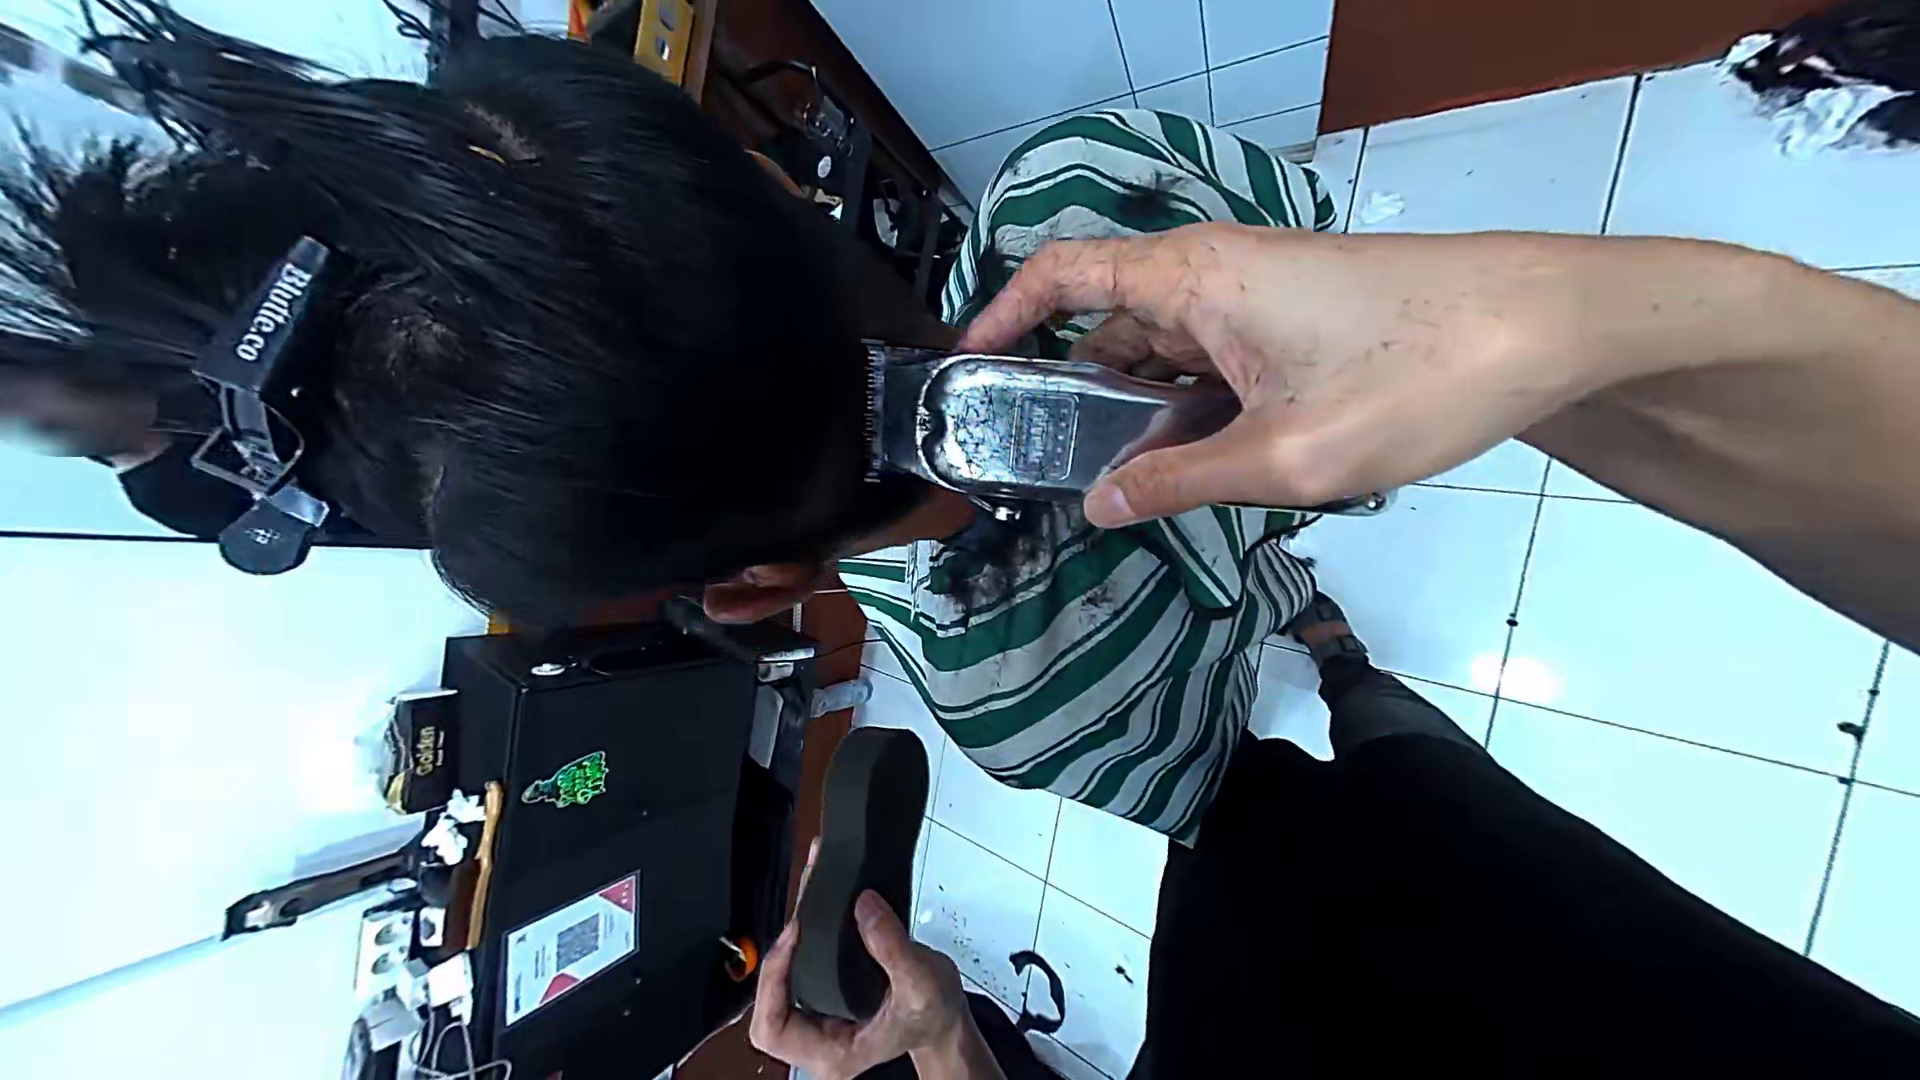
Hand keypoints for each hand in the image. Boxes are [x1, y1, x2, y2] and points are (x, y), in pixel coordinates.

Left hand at [750, 888, 977, 1079]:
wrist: (946, 1017)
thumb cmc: (933, 1014)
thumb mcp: (920, 983)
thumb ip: (892, 947)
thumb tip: (863, 904)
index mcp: (832, 1050)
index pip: (773, 1026)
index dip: (774, 979)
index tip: (795, 932)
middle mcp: (819, 1036)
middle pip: (772, 999)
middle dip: (780, 953)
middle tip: (799, 914)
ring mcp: (822, 1013)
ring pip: (786, 976)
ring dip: (794, 933)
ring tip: (807, 893)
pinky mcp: (831, 989)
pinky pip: (805, 960)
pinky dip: (809, 927)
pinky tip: (818, 897)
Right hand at [957, 224, 1626, 526]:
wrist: (1554, 329)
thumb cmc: (1416, 374)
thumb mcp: (1280, 453)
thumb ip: (1175, 482)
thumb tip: (1097, 506)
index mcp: (1190, 278)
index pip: (1061, 273)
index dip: (1003, 314)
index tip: (968, 366)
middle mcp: (1206, 279)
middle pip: (1100, 325)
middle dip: (1062, 389)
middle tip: (1034, 459)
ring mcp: (1241, 305)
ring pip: (1150, 355)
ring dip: (1122, 410)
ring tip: (1099, 476)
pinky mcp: (1273, 330)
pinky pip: (1195, 368)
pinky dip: (1171, 411)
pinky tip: (1172, 462)